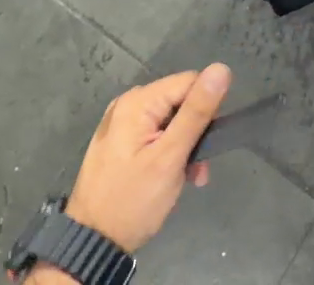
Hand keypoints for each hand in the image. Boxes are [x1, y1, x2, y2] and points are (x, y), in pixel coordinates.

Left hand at [61, 64, 231, 254]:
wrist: (92, 244)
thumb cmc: (132, 200)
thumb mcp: (170, 157)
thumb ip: (197, 112)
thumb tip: (221, 68)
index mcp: (137, 102)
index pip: (190, 82)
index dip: (206, 108)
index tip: (208, 141)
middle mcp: (128, 104)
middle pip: (180, 101)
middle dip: (197, 131)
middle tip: (200, 167)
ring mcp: (122, 124)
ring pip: (171, 120)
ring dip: (186, 145)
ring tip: (190, 176)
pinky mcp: (121, 142)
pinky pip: (156, 134)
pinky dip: (170, 151)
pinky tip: (174, 176)